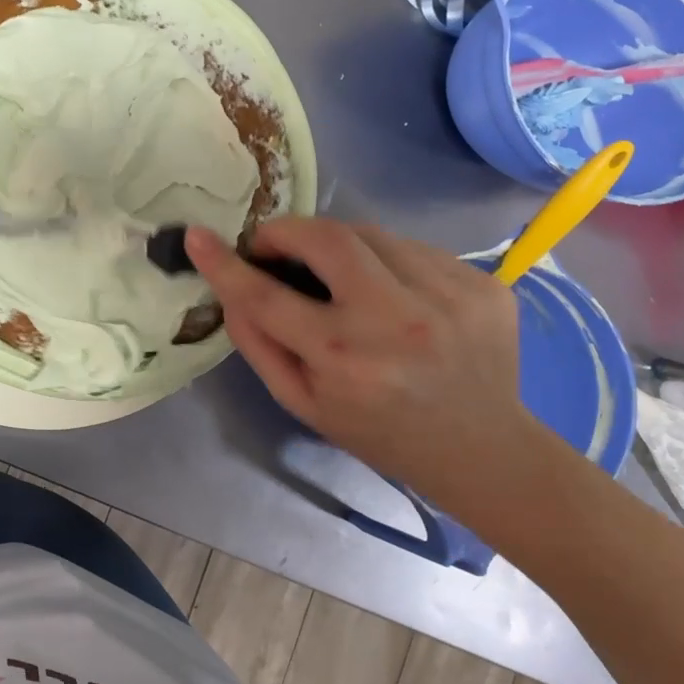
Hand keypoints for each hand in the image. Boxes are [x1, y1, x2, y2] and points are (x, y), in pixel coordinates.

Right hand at [185, 218, 535, 506]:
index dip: (224, 263)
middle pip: (327, 238)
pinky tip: (389, 292)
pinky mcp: (483, 284)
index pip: (265, 295)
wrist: (487, 451)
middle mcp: (398, 320)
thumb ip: (255, 339)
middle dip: (285, 232)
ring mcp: (450, 297)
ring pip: (369, 233)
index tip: (197, 237)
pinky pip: (409, 247)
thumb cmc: (376, 429)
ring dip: (335, 244)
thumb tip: (228, 283)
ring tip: (336, 276)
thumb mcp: (299, 399)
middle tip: (271, 247)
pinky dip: (382, 259)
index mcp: (345, 358)